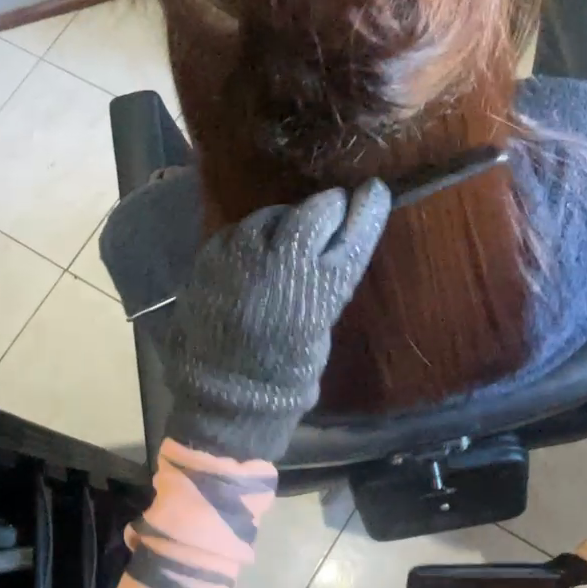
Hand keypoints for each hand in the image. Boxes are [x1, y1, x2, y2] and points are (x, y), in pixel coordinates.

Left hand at [164, 180, 391, 461]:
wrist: (224, 396)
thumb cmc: (283, 376)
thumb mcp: (320, 329)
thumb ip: (327, 283)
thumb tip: (332, 245)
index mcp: (321, 291)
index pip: (355, 233)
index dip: (368, 208)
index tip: (375, 191)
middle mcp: (284, 264)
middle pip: (317, 211)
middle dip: (330, 206)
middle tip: (333, 208)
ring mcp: (244, 255)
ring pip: (274, 215)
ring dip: (287, 220)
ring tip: (287, 235)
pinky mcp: (211, 255)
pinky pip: (239, 230)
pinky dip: (252, 236)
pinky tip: (254, 252)